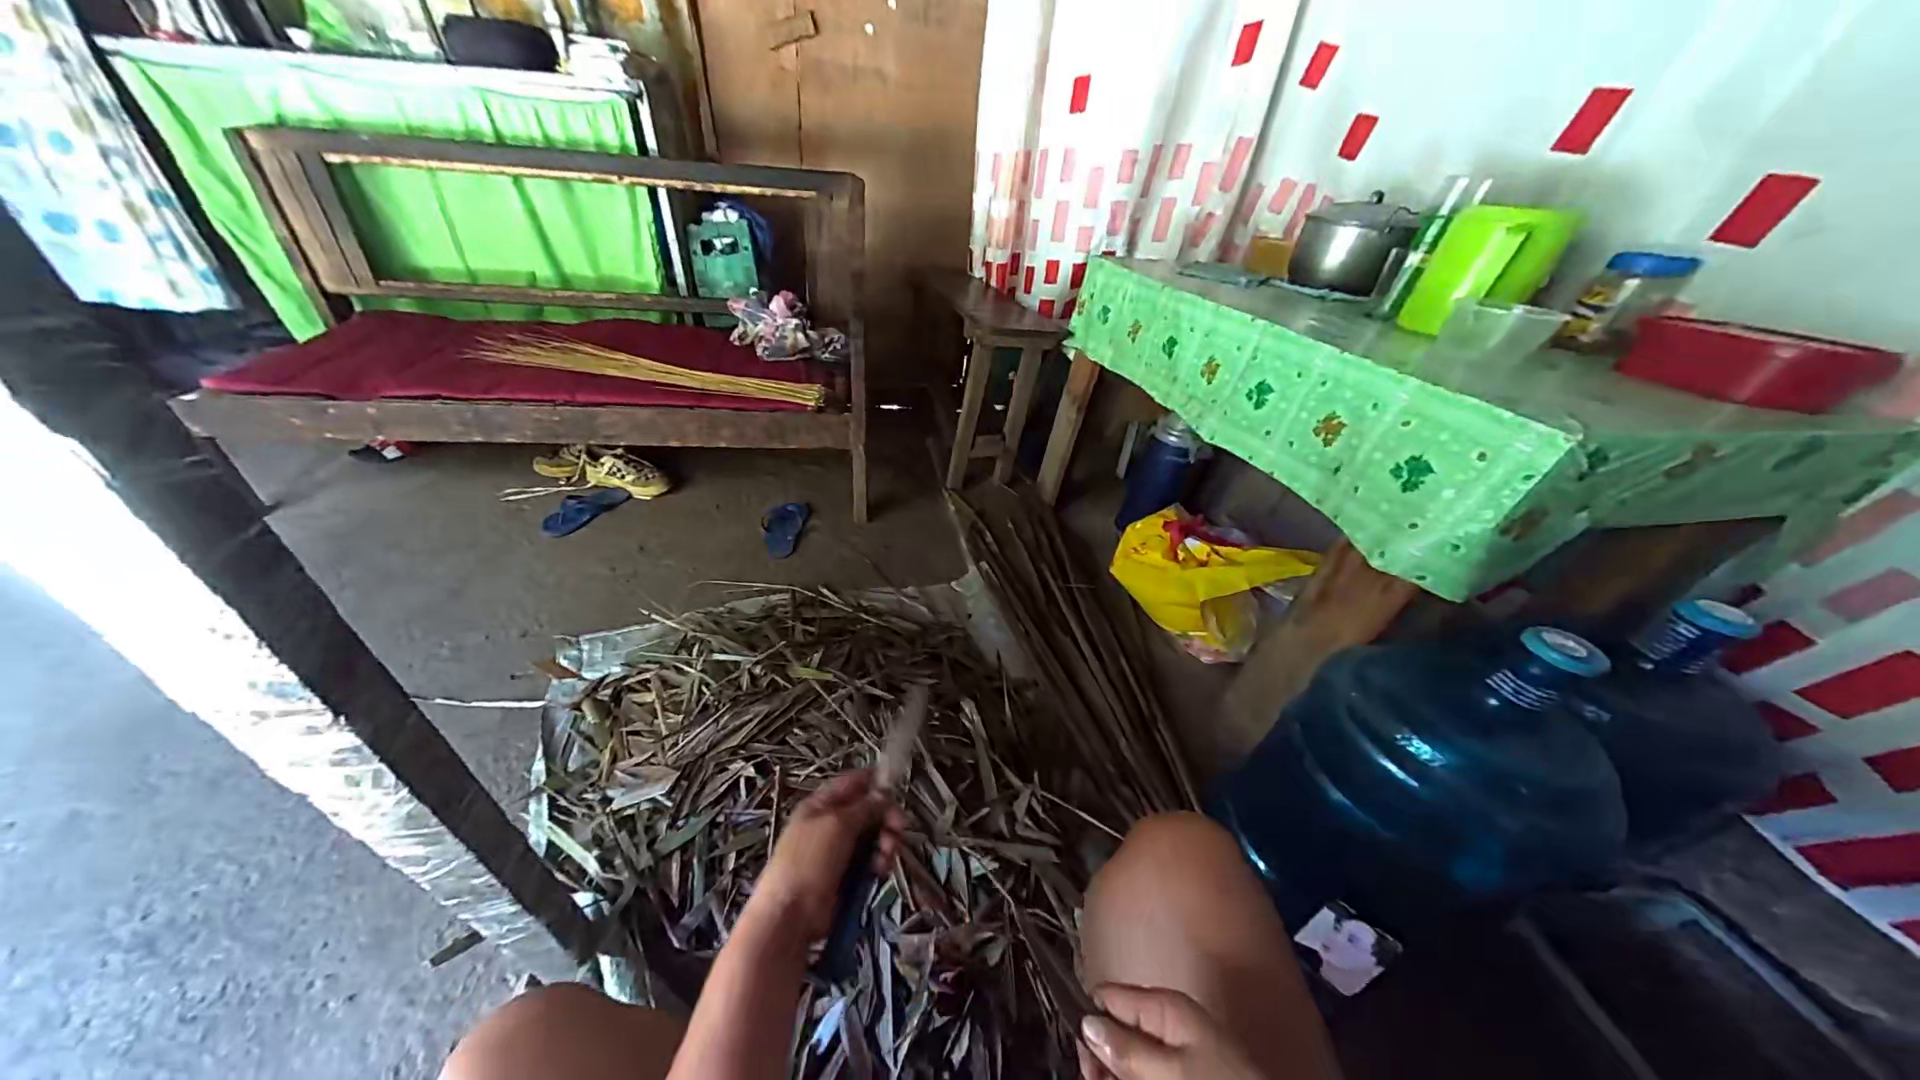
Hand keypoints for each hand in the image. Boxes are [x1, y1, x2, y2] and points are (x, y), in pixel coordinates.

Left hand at [749, 770, 906, 940]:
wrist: (791, 916)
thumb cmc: (808, 861)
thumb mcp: (837, 825)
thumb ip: (864, 807)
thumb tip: (884, 792)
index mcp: (820, 804)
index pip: (852, 783)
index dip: (874, 782)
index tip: (896, 787)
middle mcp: (830, 824)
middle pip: (867, 810)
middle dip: (885, 817)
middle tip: (898, 827)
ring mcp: (839, 851)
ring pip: (873, 837)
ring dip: (885, 842)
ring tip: (887, 853)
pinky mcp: (847, 875)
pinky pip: (870, 861)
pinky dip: (879, 862)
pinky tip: (881, 870)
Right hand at [1078, 984, 1267, 1079]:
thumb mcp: (1169, 1073)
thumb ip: (1126, 1049)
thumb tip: (1086, 1022)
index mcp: (1165, 1007)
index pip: (1109, 997)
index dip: (1089, 1023)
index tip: (1081, 1057)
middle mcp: (1167, 1022)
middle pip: (1116, 1029)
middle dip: (1102, 1057)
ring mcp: (1176, 1050)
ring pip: (1129, 1055)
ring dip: (1115, 1072)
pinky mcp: (1183, 1072)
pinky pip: (1147, 1069)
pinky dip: (1133, 1077)